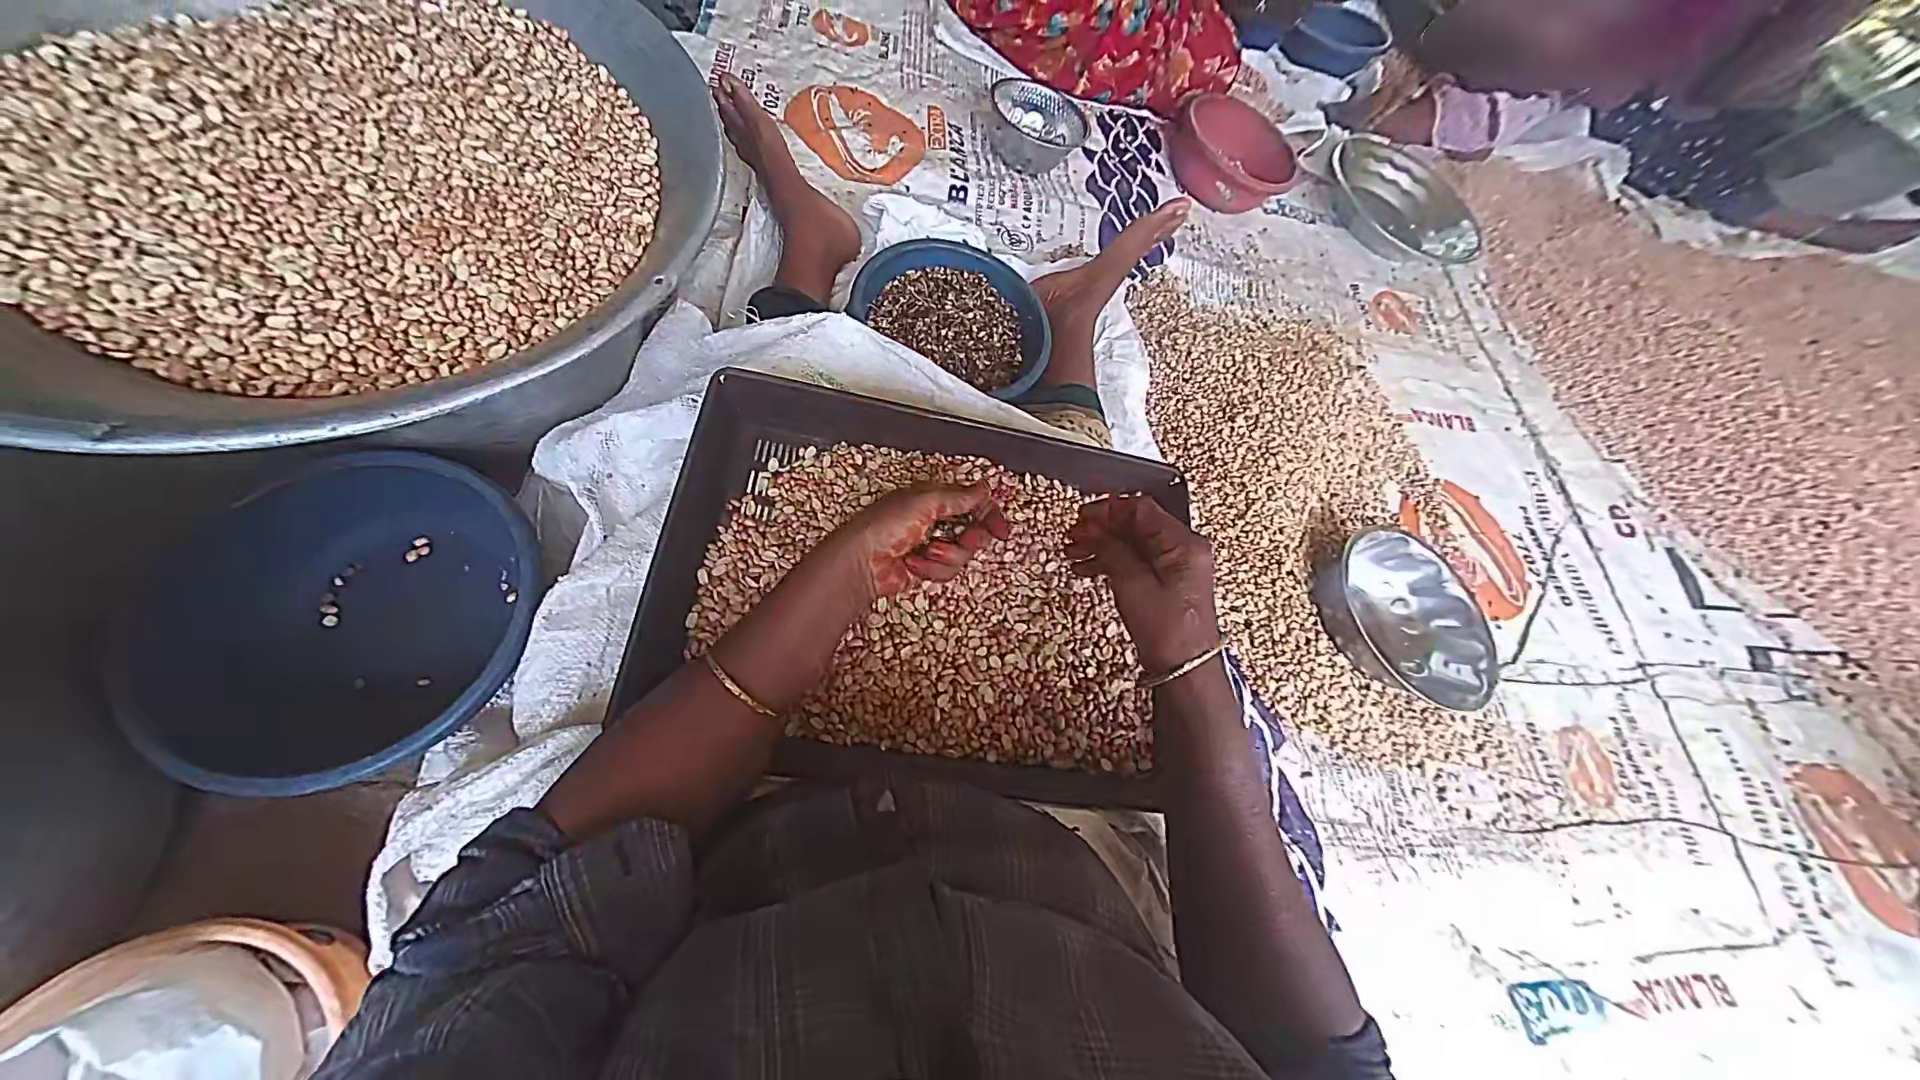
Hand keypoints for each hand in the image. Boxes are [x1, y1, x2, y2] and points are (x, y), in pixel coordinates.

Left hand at [824, 482, 1010, 601]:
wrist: (861, 562)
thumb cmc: (884, 526)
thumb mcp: (925, 502)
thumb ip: (958, 497)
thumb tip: (984, 488)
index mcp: (934, 499)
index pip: (972, 503)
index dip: (989, 515)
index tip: (1001, 529)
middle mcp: (935, 521)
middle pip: (973, 532)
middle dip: (970, 539)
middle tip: (965, 540)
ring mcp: (931, 546)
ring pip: (962, 555)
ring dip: (946, 555)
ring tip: (926, 551)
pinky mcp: (927, 568)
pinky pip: (947, 571)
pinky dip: (932, 569)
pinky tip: (912, 564)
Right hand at [1066, 494, 1220, 673]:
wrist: (1186, 669)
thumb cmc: (1167, 630)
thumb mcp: (1133, 584)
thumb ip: (1112, 550)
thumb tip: (1093, 528)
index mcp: (1182, 543)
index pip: (1141, 509)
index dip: (1108, 509)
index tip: (1081, 516)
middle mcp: (1183, 548)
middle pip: (1136, 524)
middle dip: (1101, 527)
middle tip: (1073, 534)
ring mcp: (1176, 566)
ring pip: (1133, 542)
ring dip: (1102, 544)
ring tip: (1074, 552)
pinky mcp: (1167, 582)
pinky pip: (1136, 560)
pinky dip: (1111, 561)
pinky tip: (1088, 568)